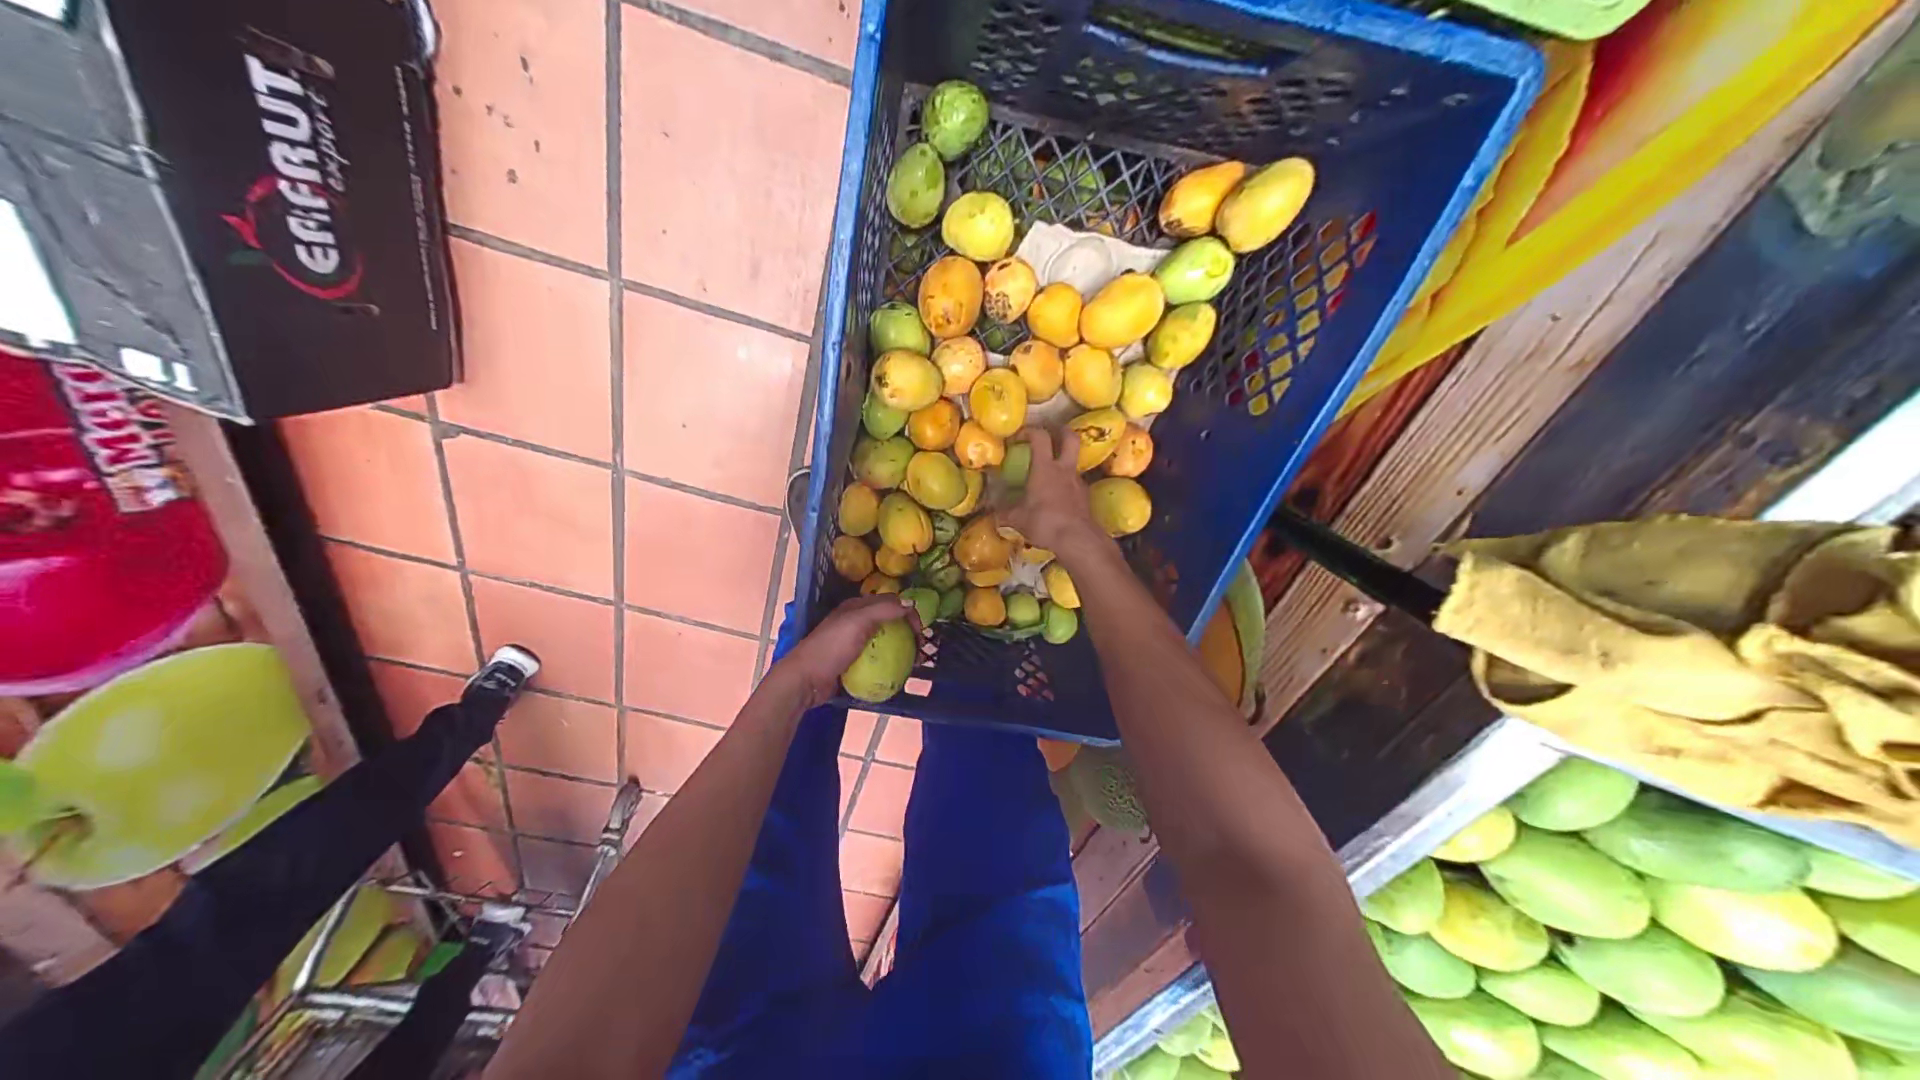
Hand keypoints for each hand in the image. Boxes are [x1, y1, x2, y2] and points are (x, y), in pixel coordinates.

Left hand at [765, 595, 919, 708]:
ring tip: (916, 663)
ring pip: (886, 643)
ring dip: (904, 650)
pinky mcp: (854, 664)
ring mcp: (855, 644)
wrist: (806, 680)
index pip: (890, 602)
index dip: (908, 612)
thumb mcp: (858, 621)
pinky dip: (892, 665)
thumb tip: (911, 602)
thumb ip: (884, 609)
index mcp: (856, 607)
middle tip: (922, 649)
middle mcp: (857, 622)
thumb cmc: (831, 647)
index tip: (920, 631)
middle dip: (909, 633)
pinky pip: (878, 661)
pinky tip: (900, 674)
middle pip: (891, 623)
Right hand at [1005, 427, 1108, 557]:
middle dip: (1062, 431)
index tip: (1019, 436)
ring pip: (1074, 462)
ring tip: (1052, 472)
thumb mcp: (1018, 519)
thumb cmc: (1045, 522)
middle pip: (1070, 438)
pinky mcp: (1085, 496)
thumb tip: (993, 516)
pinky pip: (1076, 483)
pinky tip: (1059, 496)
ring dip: (1064, 461)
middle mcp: (1064, 469)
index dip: (1030, 431)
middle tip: (1053, 433)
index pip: (1040, 437)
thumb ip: (1005, 514)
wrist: (1077, 539)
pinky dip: (1067, 484)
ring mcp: (1078, 482)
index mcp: (1045, 468)